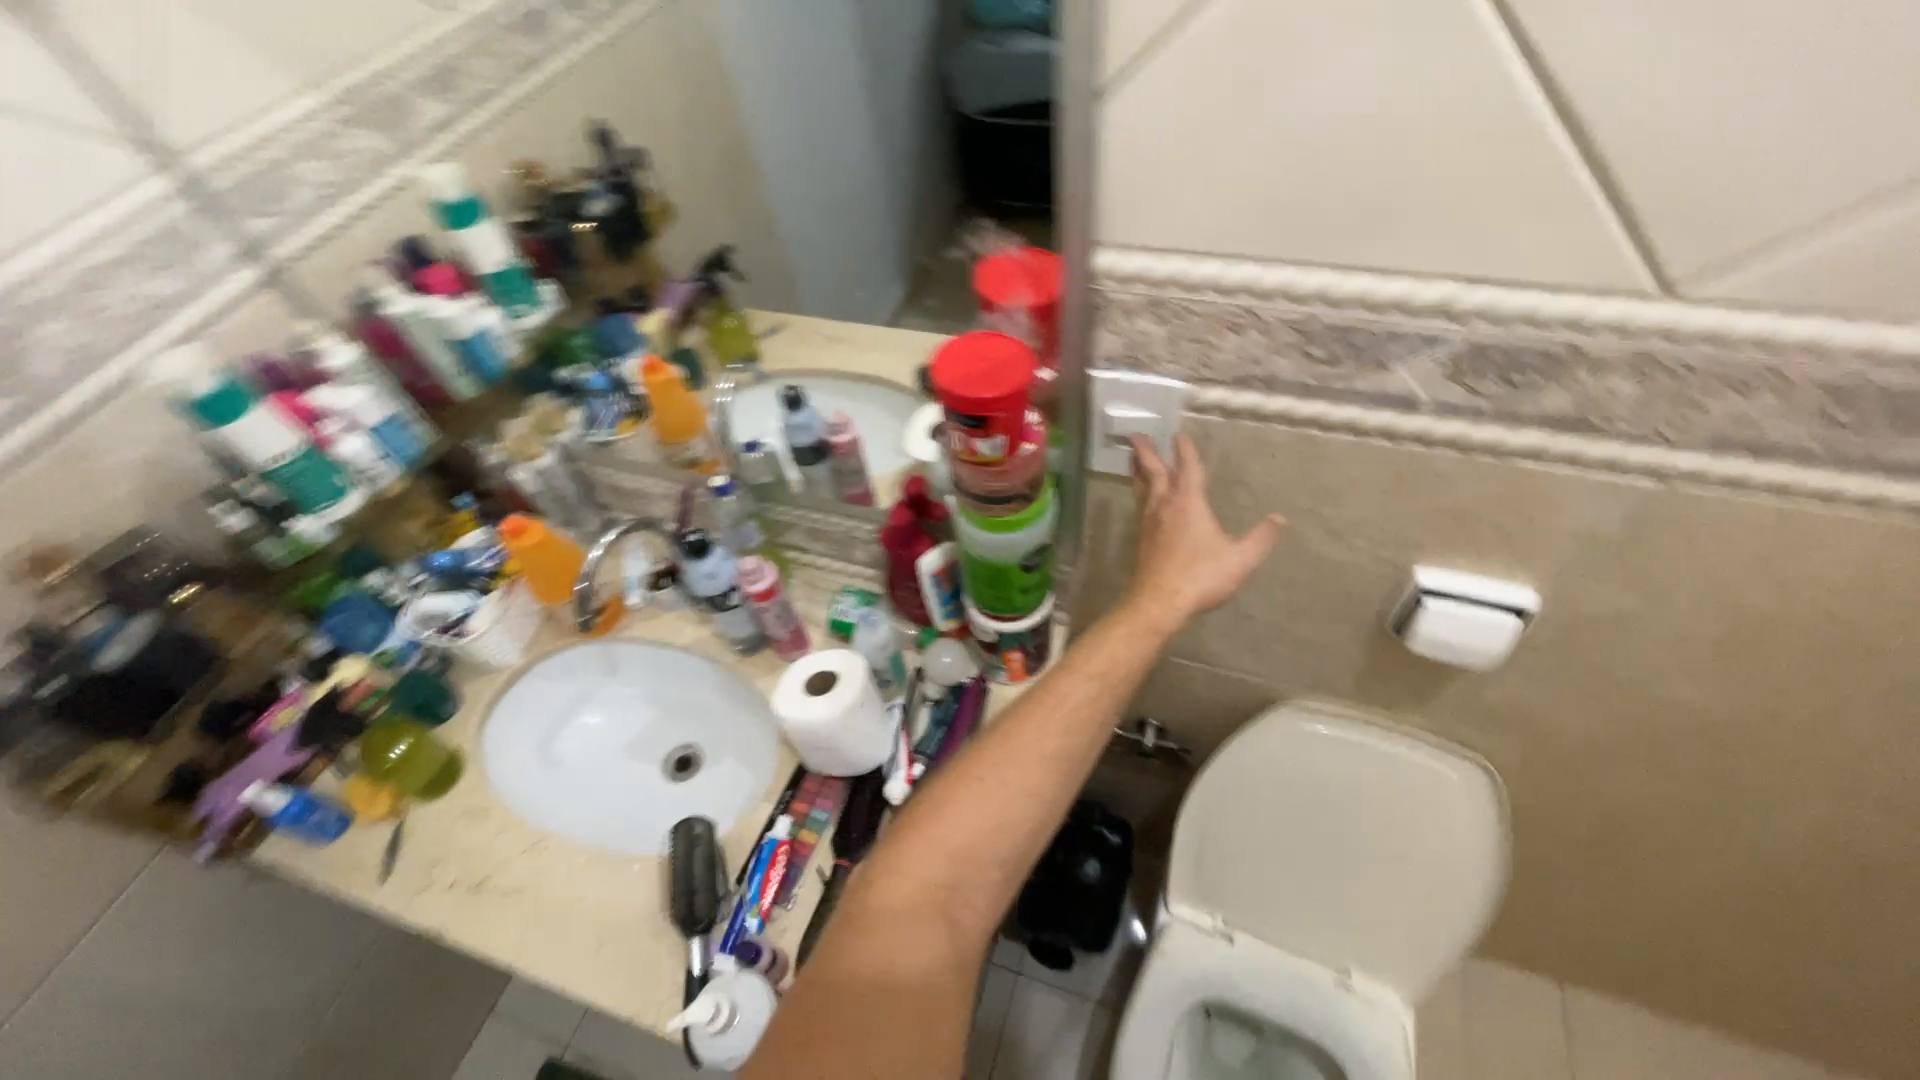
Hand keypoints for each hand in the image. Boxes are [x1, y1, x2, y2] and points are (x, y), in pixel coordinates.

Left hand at [1122, 433, 1284, 629]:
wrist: (1158, 602)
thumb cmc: (1201, 577)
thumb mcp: (1240, 559)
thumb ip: (1261, 538)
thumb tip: (1280, 519)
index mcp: (1188, 503)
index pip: (1187, 468)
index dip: (1185, 450)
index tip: (1179, 434)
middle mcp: (1163, 506)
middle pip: (1152, 471)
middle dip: (1146, 451)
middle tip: (1137, 435)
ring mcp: (1147, 522)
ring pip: (1140, 487)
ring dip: (1138, 470)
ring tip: (1133, 459)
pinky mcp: (1140, 539)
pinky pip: (1138, 506)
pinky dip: (1139, 493)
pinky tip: (1141, 500)